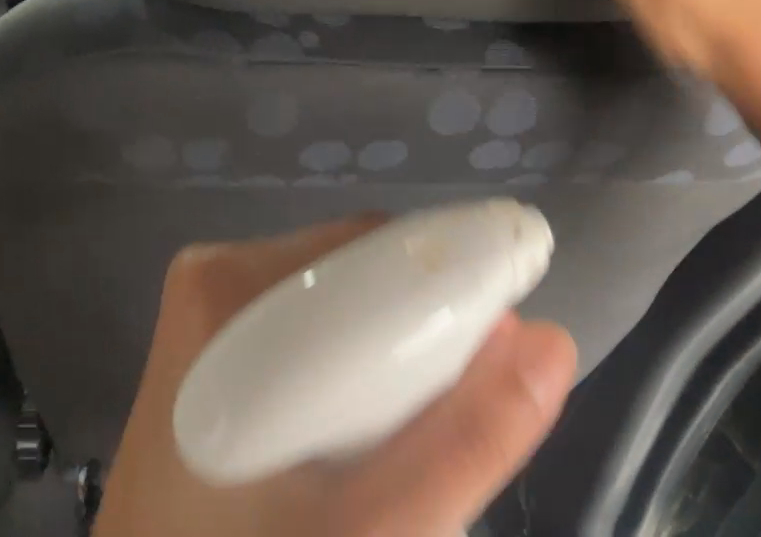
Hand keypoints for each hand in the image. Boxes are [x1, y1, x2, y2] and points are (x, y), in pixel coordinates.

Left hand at [93, 218, 577, 536]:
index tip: (504, 354)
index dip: (452, 296)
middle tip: (452, 423)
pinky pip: (317, 327)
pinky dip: (357, 370)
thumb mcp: (367, 526)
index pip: (378, 251)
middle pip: (364, 273)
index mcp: (229, 285)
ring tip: (404, 444)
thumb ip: (461, 444)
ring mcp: (210, 308)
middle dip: (422, 337)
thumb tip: (550, 341)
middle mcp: (217, 275)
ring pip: (346, 300)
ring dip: (395, 359)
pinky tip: (361, 439)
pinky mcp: (213, 342)